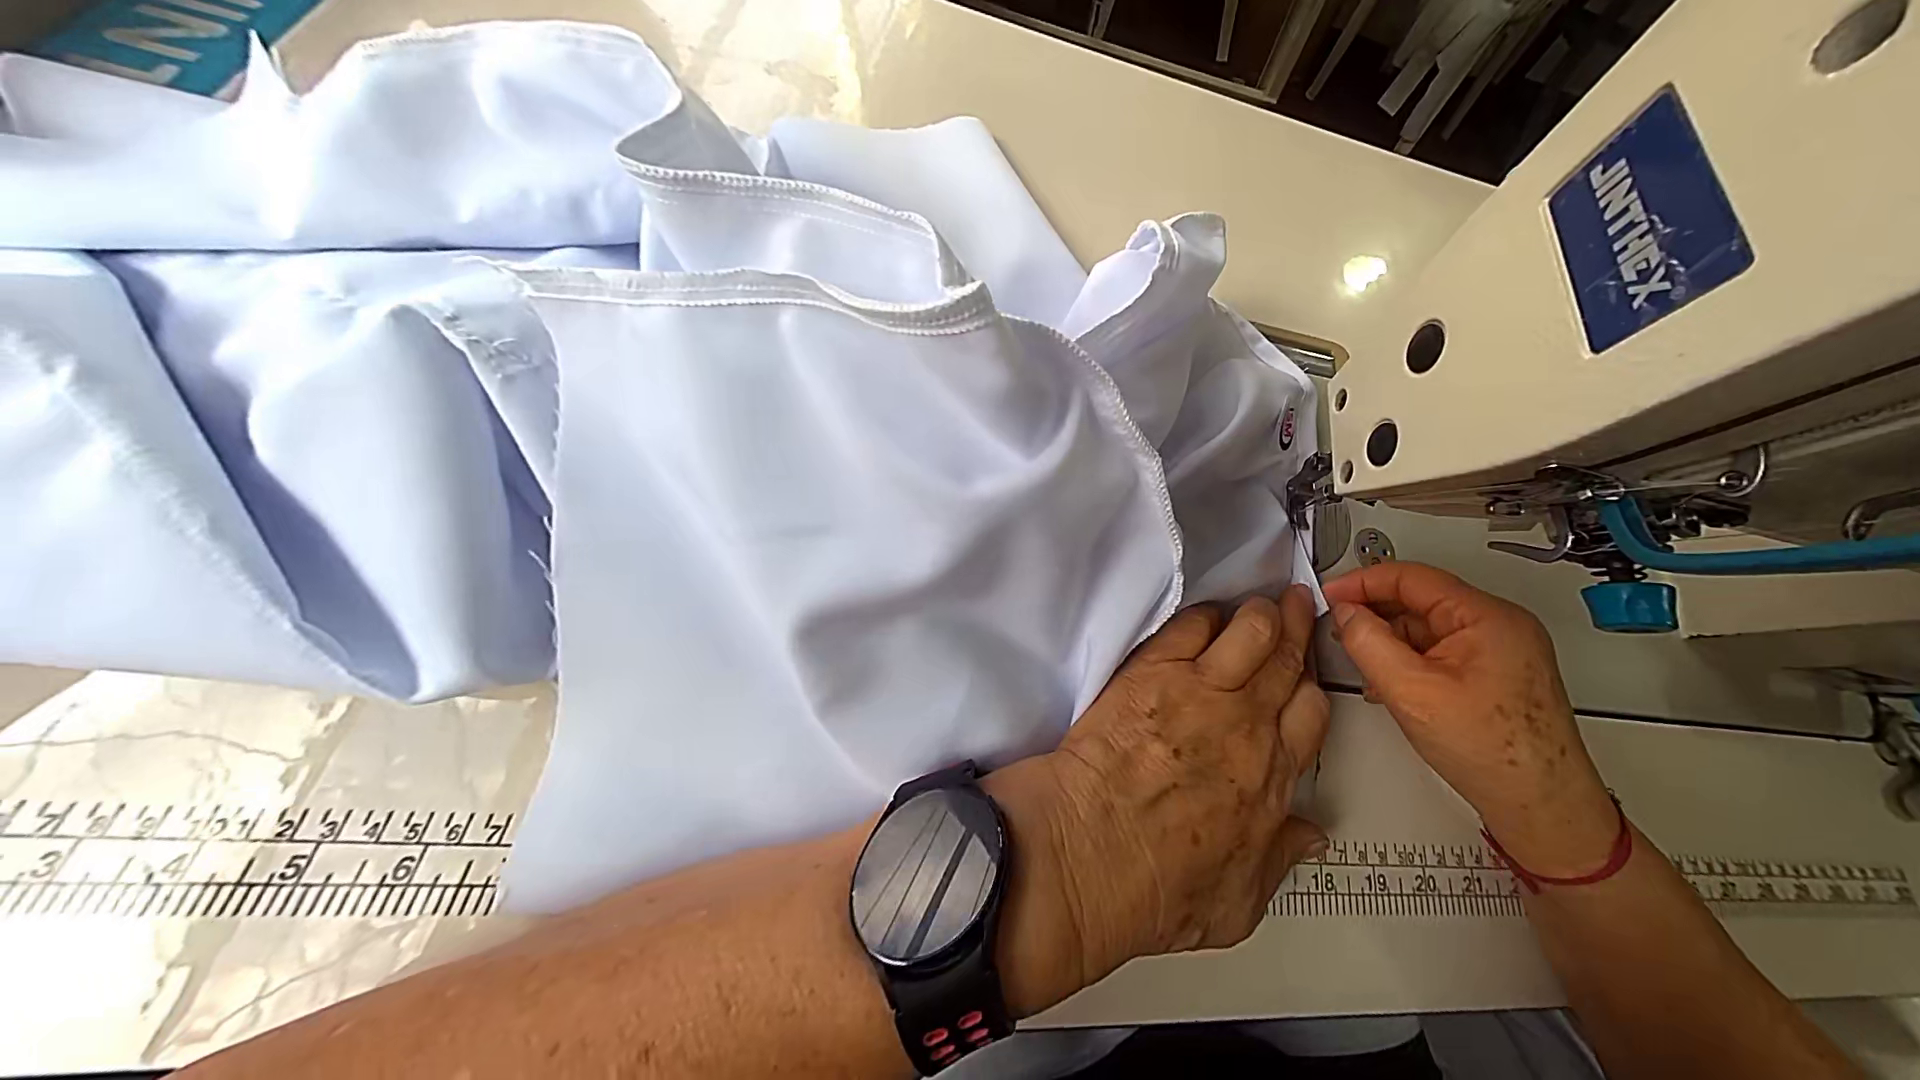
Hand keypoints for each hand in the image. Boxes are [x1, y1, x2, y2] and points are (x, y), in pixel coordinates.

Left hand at [985, 585, 1329, 1015]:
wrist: (1085, 855)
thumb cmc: (1153, 889)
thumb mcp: (1236, 904)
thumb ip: (1277, 860)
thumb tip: (1309, 835)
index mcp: (1270, 780)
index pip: (1311, 714)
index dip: (1310, 686)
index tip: (1305, 674)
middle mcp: (1245, 727)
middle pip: (1286, 662)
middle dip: (1295, 630)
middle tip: (1296, 607)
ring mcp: (1199, 693)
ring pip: (1249, 632)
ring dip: (1259, 613)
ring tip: (1260, 602)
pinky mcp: (1150, 673)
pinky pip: (1188, 627)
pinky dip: (1203, 615)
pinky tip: (1205, 614)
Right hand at [1321, 562, 1616, 878]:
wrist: (1539, 804)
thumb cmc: (1495, 752)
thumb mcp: (1409, 689)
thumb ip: (1367, 641)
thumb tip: (1345, 612)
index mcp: (1487, 618)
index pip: (1411, 577)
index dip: (1361, 582)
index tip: (1329, 594)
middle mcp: (1499, 626)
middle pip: (1417, 599)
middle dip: (1373, 614)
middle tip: (1339, 629)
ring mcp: (1498, 649)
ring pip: (1423, 626)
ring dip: (1387, 641)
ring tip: (1367, 668)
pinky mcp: (1492, 670)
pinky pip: (1436, 648)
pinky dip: (1406, 659)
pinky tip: (1390, 684)